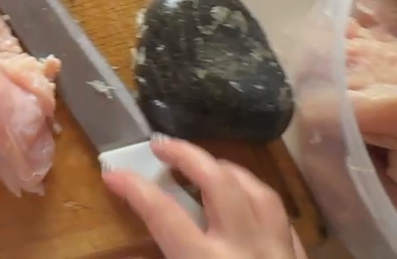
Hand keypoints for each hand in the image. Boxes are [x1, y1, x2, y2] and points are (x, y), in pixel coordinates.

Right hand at [103, 136, 303, 258]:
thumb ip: (168, 252)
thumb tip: (154, 228)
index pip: (163, 212)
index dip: (134, 187)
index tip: (112, 173)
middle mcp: (246, 252)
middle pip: (219, 183)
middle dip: (187, 156)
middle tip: (162, 149)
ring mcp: (280, 258)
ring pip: (259, 194)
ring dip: (229, 172)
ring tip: (207, 166)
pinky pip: (284, 223)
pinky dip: (260, 204)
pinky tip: (247, 204)